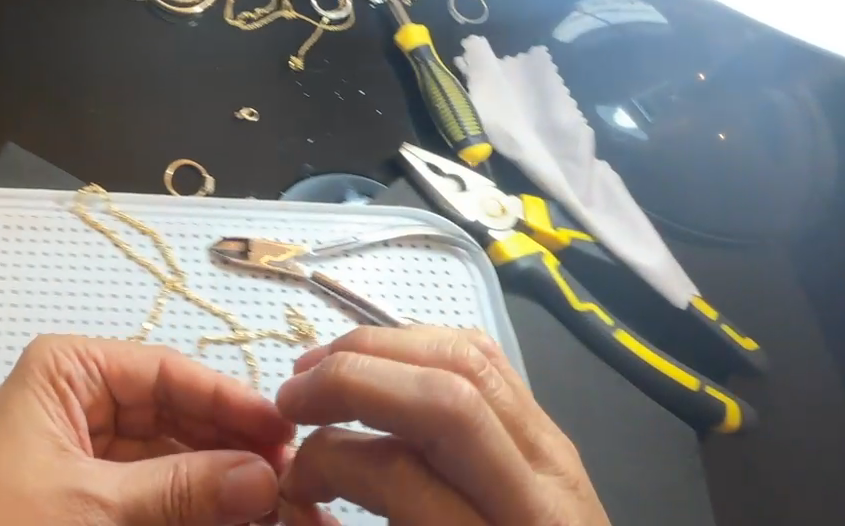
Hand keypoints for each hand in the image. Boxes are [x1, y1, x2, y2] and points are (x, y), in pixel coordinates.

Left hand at [0, 334, 294, 525]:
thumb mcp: (92, 506)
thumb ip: (180, 490)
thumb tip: (264, 476)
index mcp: (71, 370)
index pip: (166, 372)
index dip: (228, 400)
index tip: (286, 433)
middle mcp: (84, 400)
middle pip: (177, 417)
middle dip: (235, 453)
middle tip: (301, 485)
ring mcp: (91, 452)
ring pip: (175, 461)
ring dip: (227, 488)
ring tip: (288, 511)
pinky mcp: (95, 499)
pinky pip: (160, 497)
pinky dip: (199, 511)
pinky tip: (244, 522)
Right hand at [274, 327, 608, 525]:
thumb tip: (289, 488)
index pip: (401, 474)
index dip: (326, 461)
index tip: (291, 481)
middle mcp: (543, 502)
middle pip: (444, 400)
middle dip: (347, 379)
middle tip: (289, 399)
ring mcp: (555, 455)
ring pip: (463, 359)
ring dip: (374, 348)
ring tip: (319, 368)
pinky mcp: (551, 430)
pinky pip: (482, 355)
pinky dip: (415, 342)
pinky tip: (376, 362)